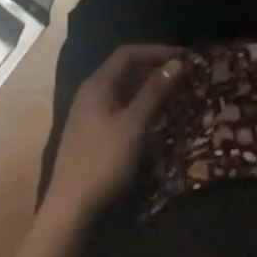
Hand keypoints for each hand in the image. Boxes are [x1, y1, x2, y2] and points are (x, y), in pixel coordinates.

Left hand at [45, 45, 187, 218]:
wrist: (72, 205)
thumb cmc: (104, 161)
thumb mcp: (133, 125)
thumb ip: (154, 92)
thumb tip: (177, 62)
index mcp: (97, 84)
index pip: (127, 54)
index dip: (156, 51)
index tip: (184, 57)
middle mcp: (90, 92)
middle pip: (123, 69)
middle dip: (153, 67)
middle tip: (183, 74)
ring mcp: (88, 113)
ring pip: (121, 89)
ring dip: (147, 87)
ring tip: (174, 93)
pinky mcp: (91, 132)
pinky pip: (118, 107)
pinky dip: (138, 105)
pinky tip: (153, 118)